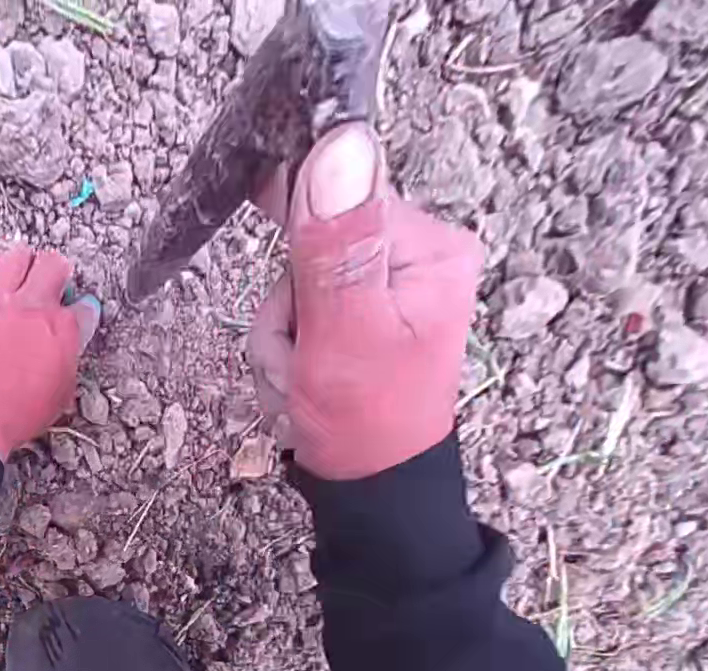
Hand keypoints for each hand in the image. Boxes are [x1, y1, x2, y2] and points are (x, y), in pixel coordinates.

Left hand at [0, 246, 100, 460]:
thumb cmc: (19, 411)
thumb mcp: (62, 390)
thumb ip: (69, 355)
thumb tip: (71, 341)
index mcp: (63, 328)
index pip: (84, 306)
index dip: (82, 310)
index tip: (78, 314)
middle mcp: (33, 307)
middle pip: (53, 264)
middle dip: (57, 271)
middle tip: (54, 282)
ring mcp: (0, 302)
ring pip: (16, 256)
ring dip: (23, 263)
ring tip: (22, 276)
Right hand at [248, 124, 485, 480]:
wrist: (366, 487)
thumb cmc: (365, 422)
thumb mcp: (347, 336)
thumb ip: (337, 248)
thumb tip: (339, 146)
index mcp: (428, 252)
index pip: (340, 204)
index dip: (300, 250)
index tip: (293, 301)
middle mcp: (406, 263)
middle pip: (306, 251)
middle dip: (286, 318)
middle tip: (302, 365)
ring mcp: (374, 295)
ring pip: (288, 291)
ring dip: (279, 345)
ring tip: (302, 385)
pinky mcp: (350, 322)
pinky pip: (289, 320)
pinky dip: (282, 357)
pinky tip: (300, 387)